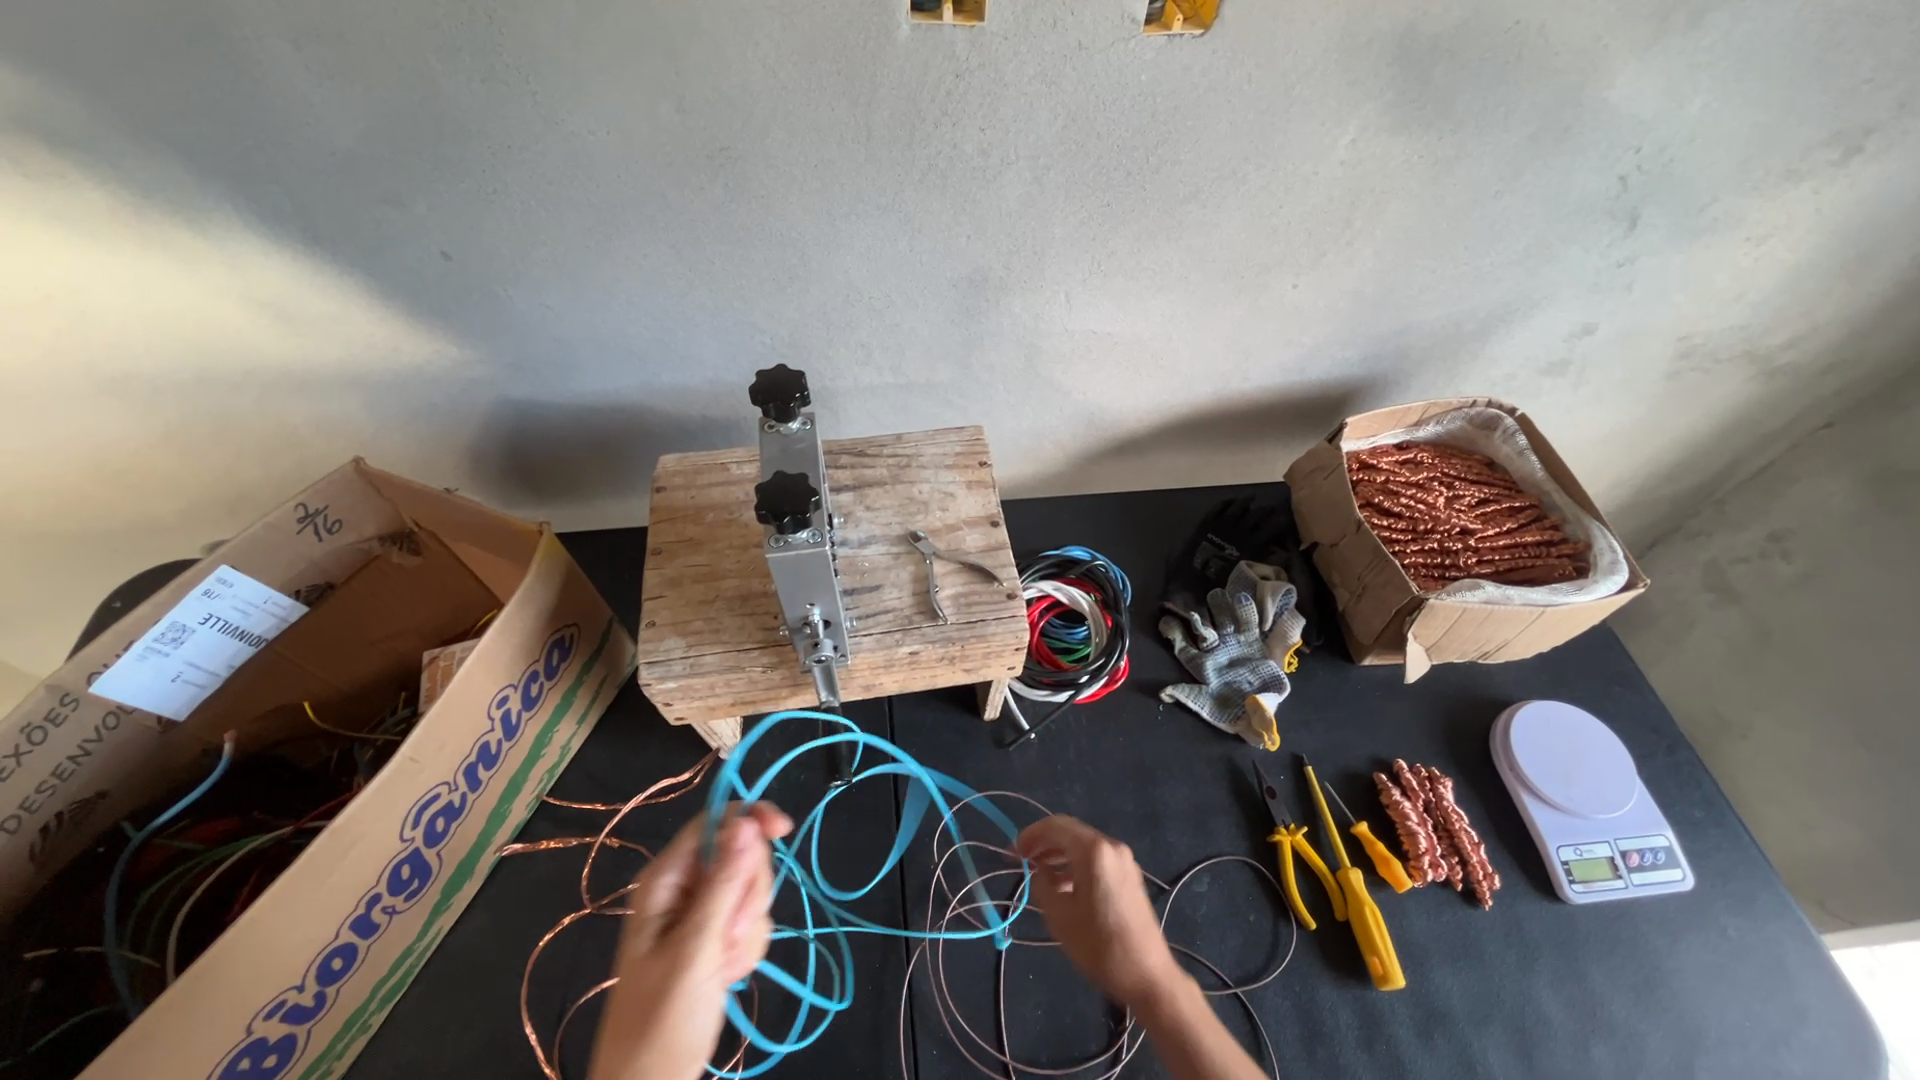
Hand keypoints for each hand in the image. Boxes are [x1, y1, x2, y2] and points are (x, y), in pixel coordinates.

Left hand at [587, 803, 792, 1079]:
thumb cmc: (662, 1018)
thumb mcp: (696, 948)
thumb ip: (724, 883)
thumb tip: (746, 820)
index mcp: (667, 878)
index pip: (716, 822)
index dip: (751, 819)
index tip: (785, 832)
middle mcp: (684, 886)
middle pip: (741, 854)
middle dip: (749, 894)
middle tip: (731, 936)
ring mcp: (701, 913)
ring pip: (751, 890)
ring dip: (748, 929)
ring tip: (723, 967)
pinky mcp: (716, 936)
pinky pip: (751, 920)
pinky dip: (748, 947)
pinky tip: (728, 975)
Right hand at [1014, 815, 1183, 1010]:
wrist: (1147, 975)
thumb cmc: (1099, 945)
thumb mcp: (1059, 916)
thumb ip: (1042, 884)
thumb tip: (1038, 871)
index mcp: (1094, 851)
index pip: (1054, 826)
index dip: (1029, 836)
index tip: (1012, 854)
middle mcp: (1111, 847)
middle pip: (1070, 832)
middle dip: (1043, 843)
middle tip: (1021, 861)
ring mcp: (1124, 861)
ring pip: (1083, 845)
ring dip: (1059, 854)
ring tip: (1038, 874)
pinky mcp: (1130, 877)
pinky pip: (1096, 859)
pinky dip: (1076, 864)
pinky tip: (1063, 886)